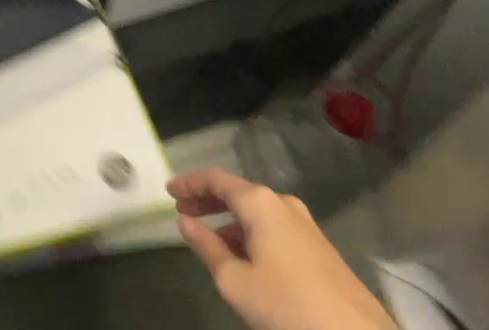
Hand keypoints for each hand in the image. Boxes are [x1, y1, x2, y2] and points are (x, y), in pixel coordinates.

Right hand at [170, 167, 393, 329]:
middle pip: (238, 193)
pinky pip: (275, 230)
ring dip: (230, 221)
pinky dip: (251, 235)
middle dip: (208, 201)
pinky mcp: (320, 250)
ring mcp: (307, 227)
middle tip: (182, 213)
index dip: (190, 183)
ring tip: (208, 240)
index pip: (216, 179)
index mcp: (260, 204)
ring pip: (258, 213)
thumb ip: (206, 247)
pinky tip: (244, 259)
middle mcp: (284, 205)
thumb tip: (185, 221)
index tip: (168, 192)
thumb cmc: (288, 307)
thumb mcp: (235, 281)